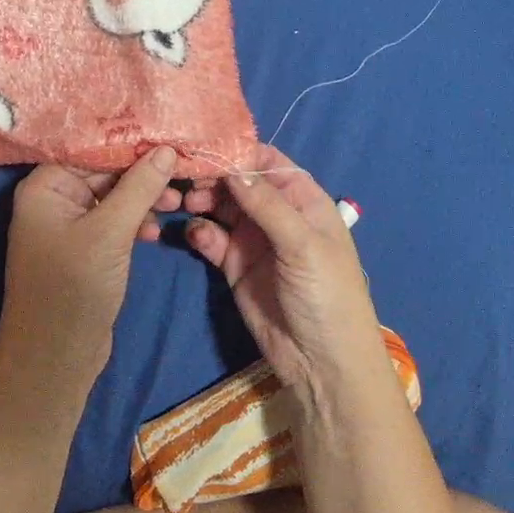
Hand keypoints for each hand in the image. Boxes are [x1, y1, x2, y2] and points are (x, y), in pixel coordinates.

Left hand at [0, 147, 180, 365]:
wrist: (55, 360)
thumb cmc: (74, 288)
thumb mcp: (111, 232)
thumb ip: (139, 187)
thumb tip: (167, 149)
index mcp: (45, 186)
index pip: (89, 147)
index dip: (128, 141)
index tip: (167, 135)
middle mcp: (53, 199)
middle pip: (103, 170)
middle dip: (141, 173)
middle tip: (180, 175)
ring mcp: (68, 225)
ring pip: (112, 196)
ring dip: (143, 199)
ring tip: (175, 204)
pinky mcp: (84, 248)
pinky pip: (113, 221)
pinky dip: (135, 223)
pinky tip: (155, 234)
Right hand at [182, 148, 385, 394]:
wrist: (323, 364)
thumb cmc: (328, 295)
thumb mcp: (303, 245)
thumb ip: (267, 206)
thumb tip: (233, 169)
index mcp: (303, 200)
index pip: (268, 162)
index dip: (239, 152)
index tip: (206, 148)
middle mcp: (276, 214)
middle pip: (239, 182)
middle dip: (214, 176)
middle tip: (187, 178)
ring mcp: (254, 240)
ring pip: (222, 207)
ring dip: (203, 200)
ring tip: (185, 202)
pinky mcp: (235, 266)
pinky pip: (212, 238)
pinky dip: (200, 232)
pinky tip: (194, 235)